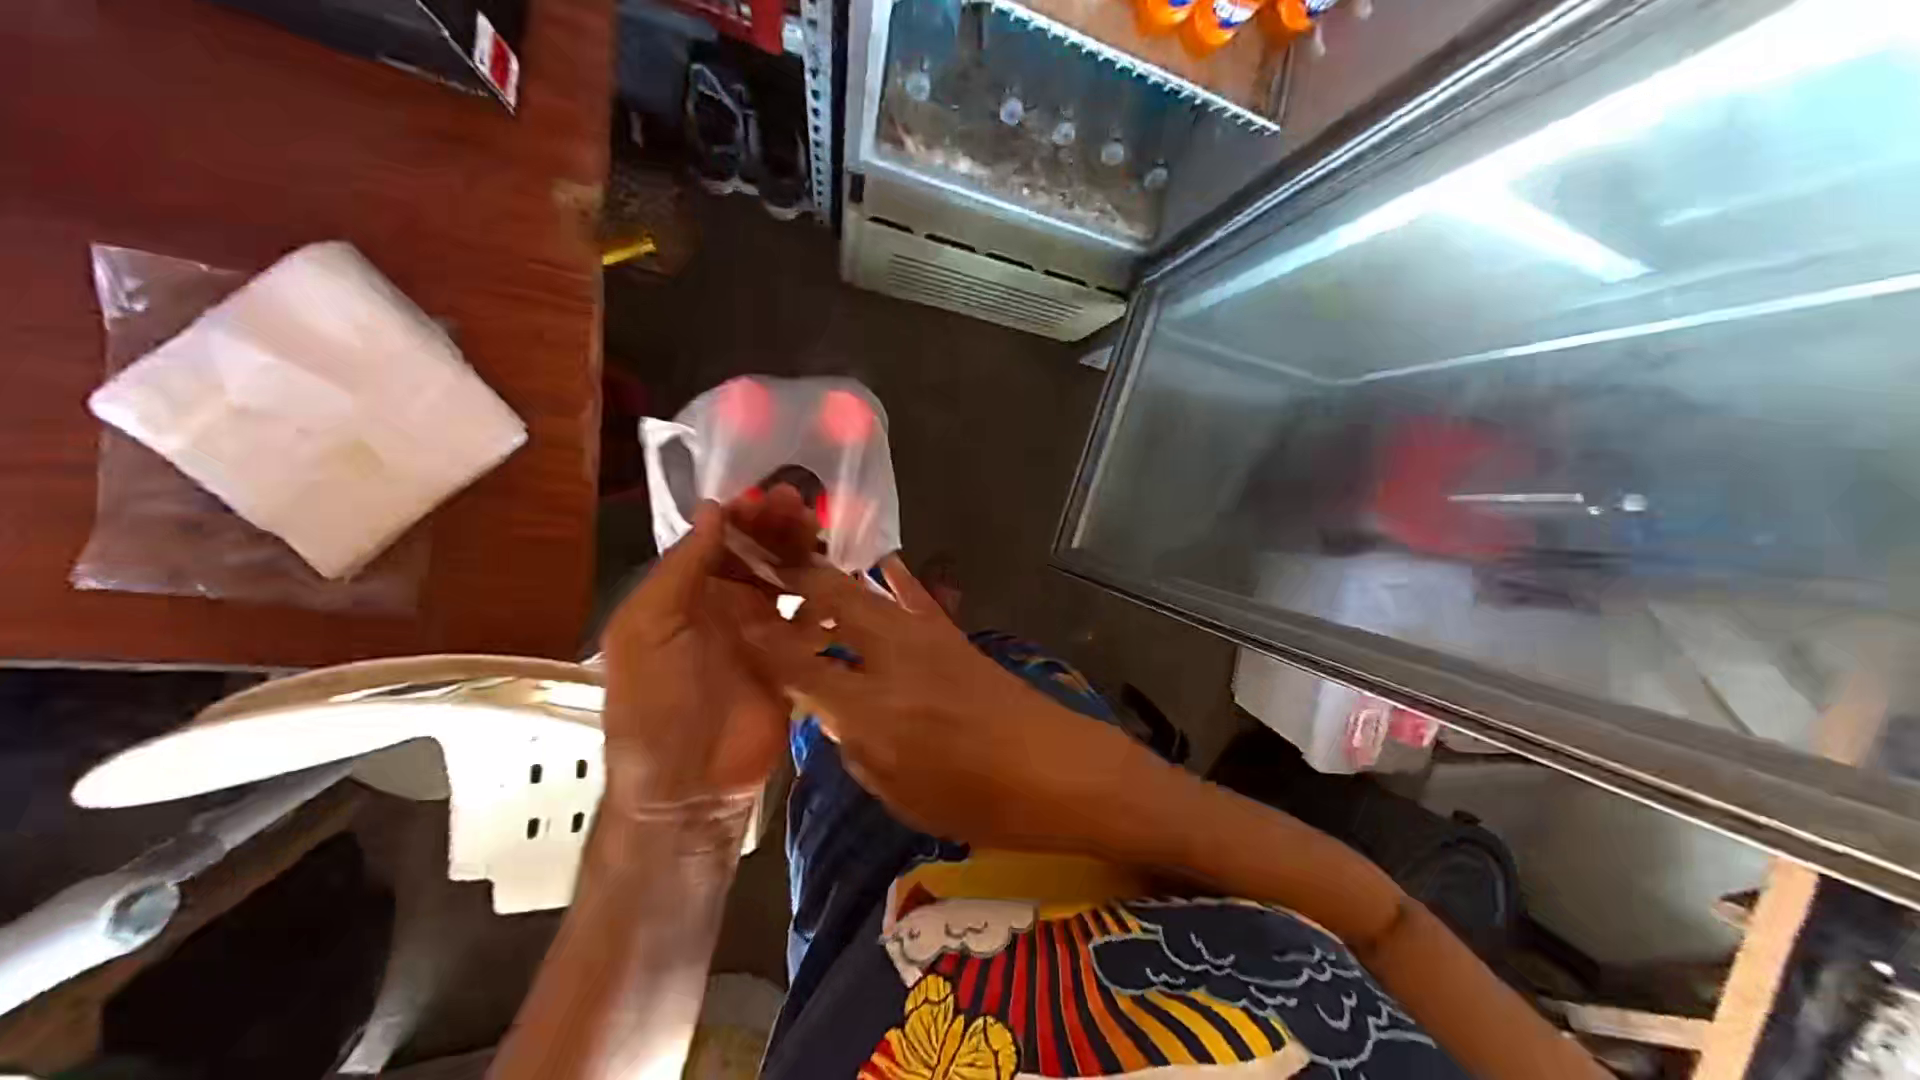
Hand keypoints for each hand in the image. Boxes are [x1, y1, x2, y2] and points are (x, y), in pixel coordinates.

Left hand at [597, 491, 814, 809]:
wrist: (689, 784)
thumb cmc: (655, 701)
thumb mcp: (648, 628)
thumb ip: (681, 567)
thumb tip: (713, 509)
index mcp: (682, 596)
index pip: (714, 542)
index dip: (738, 518)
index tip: (764, 497)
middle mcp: (722, 608)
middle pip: (754, 555)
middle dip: (774, 527)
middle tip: (799, 504)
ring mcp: (761, 634)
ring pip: (785, 579)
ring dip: (800, 552)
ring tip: (819, 528)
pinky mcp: (792, 659)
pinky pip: (810, 618)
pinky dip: (823, 596)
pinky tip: (838, 575)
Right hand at [739, 557, 1168, 850]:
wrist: (1058, 771)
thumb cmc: (976, 801)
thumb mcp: (897, 791)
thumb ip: (852, 745)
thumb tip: (827, 710)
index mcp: (869, 709)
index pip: (796, 664)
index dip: (759, 638)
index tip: (732, 615)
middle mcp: (890, 660)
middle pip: (829, 604)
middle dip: (789, 579)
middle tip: (758, 560)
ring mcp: (926, 639)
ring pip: (865, 593)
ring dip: (830, 575)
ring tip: (801, 559)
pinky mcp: (954, 635)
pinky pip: (917, 598)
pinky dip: (896, 578)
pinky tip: (882, 560)